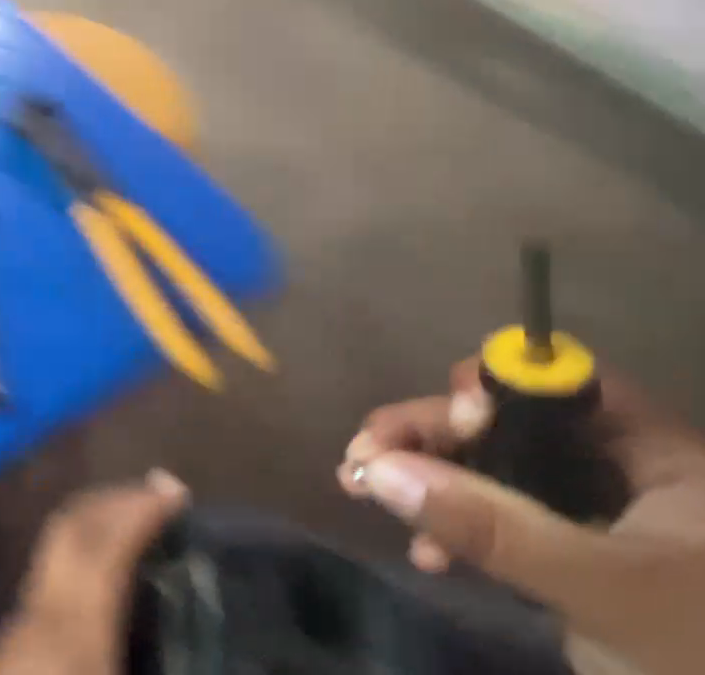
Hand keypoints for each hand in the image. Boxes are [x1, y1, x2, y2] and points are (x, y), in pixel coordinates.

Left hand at [0, 471, 186, 674]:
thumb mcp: (111, 666)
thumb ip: (163, 657)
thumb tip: (213, 654)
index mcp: (75, 623)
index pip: (105, 543)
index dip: (139, 510)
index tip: (174, 490)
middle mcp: (43, 603)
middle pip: (72, 527)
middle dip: (114, 500)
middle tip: (159, 491)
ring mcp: (23, 613)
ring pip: (56, 545)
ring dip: (96, 522)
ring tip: (138, 519)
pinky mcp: (17, 632)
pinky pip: (53, 567)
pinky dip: (84, 550)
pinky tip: (107, 575)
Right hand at [341, 359, 704, 674]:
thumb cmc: (702, 653)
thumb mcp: (602, 587)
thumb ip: (493, 525)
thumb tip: (378, 468)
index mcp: (660, 460)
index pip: (565, 387)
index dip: (496, 386)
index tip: (445, 417)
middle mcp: (628, 476)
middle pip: (510, 426)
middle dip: (429, 437)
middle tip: (364, 455)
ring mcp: (599, 520)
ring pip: (492, 473)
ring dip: (424, 481)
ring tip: (362, 492)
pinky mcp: (574, 560)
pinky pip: (497, 521)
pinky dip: (451, 527)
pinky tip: (426, 554)